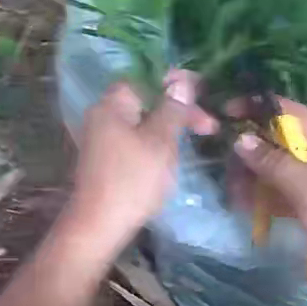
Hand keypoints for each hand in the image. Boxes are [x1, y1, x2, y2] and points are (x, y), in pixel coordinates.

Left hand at [64, 70, 217, 253]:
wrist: (99, 225)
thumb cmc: (132, 180)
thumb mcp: (160, 141)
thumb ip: (172, 109)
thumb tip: (181, 80)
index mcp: (111, 105)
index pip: (145, 79)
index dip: (174, 84)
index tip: (202, 95)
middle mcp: (100, 117)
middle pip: (144, 102)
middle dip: (177, 111)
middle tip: (208, 127)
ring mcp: (99, 140)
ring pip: (140, 124)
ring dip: (168, 130)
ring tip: (194, 141)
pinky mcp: (103, 161)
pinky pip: (132, 143)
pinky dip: (153, 146)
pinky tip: (169, 159)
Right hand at [231, 98, 306, 282]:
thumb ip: (274, 162)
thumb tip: (240, 138)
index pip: (288, 112)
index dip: (257, 107)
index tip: (225, 112)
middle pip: (277, 143)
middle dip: (249, 151)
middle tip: (225, 169)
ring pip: (276, 172)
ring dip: (252, 179)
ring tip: (233, 195)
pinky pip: (282, 196)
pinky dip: (263, 199)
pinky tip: (245, 208)